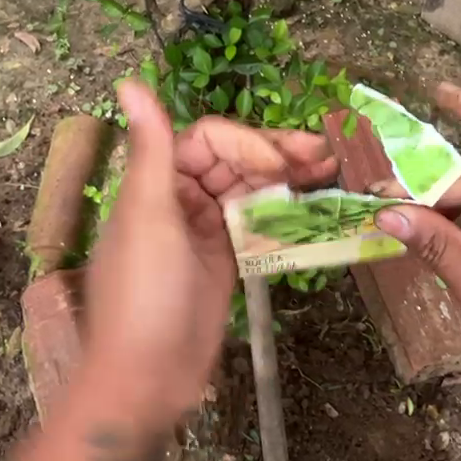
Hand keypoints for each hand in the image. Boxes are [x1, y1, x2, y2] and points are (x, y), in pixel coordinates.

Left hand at [80, 80, 336, 428]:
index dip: (247, 143)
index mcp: (158, 179)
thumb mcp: (148, 214)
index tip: (280, 164)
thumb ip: (152, 146)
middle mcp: (182, 195)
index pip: (210, 139)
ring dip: (288, 175)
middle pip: (236, 158)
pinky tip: (315, 199)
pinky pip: (259, 219)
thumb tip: (130, 81)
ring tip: (330, 167)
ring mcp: (207, 226)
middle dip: (278, 153)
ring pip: (251, 186)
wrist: (146, 378)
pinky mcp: (228, 255)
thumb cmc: (142, 292)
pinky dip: (285, 207)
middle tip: (325, 153)